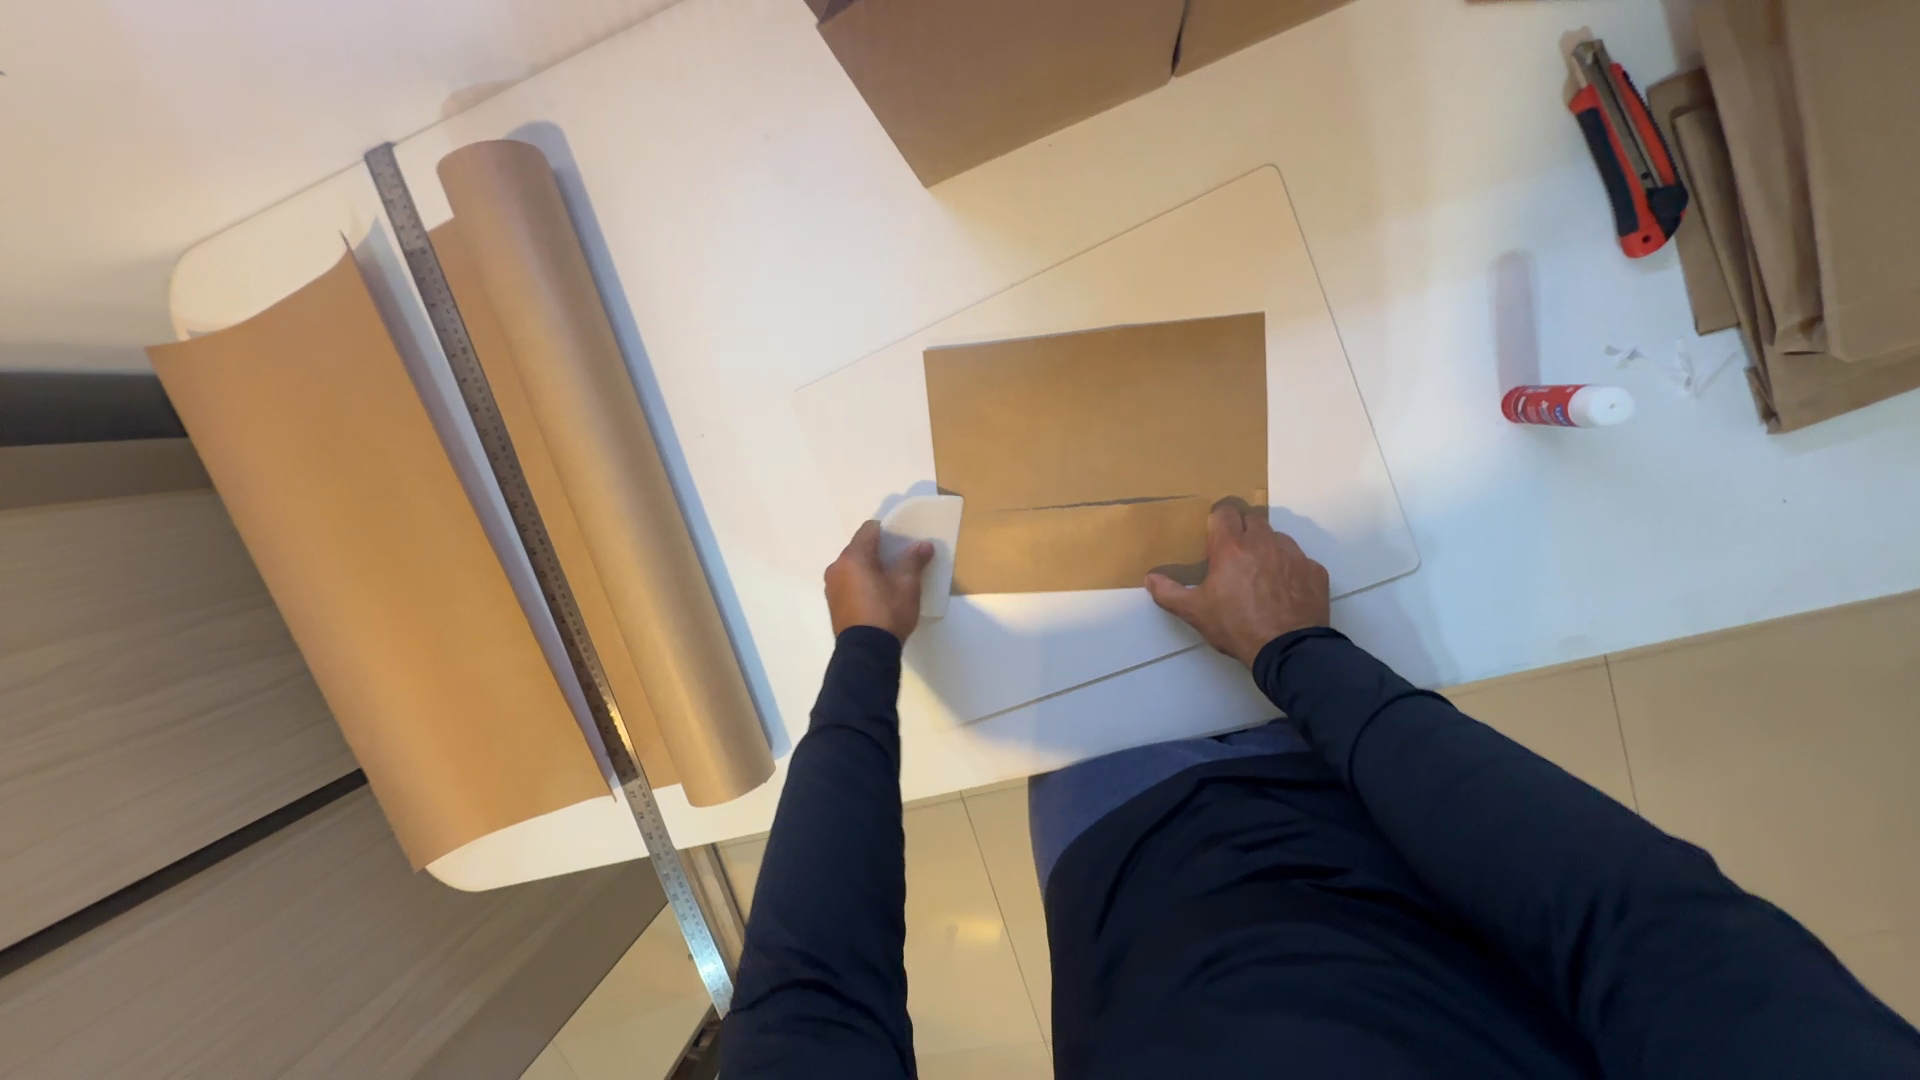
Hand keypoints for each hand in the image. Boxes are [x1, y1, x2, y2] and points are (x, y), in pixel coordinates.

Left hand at [824, 520, 934, 640]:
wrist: (867, 652)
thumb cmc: (887, 612)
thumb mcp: (907, 585)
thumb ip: (914, 560)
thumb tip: (924, 545)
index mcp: (853, 557)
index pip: (869, 529)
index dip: (887, 530)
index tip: (903, 540)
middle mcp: (836, 567)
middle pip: (859, 548)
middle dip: (879, 551)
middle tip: (900, 561)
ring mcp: (831, 587)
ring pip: (853, 567)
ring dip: (869, 568)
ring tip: (889, 581)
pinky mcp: (833, 604)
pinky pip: (848, 583)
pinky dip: (861, 583)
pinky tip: (876, 596)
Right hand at [1144, 503, 1330, 667]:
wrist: (1287, 649)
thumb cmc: (1236, 626)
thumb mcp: (1195, 612)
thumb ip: (1169, 593)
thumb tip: (1150, 578)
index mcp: (1231, 547)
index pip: (1224, 512)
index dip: (1218, 522)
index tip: (1214, 539)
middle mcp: (1264, 542)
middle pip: (1252, 519)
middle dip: (1242, 531)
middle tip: (1234, 556)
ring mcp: (1293, 555)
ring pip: (1278, 537)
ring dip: (1267, 548)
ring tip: (1261, 574)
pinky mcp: (1315, 571)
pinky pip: (1300, 560)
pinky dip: (1290, 569)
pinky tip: (1284, 590)